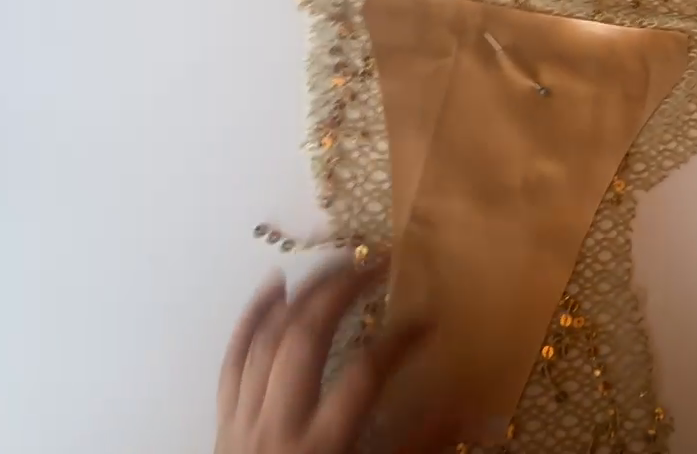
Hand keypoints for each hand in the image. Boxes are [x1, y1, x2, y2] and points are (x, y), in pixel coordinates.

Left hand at [216, 260, 418, 453]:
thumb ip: (419, 446)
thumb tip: (473, 409)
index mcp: (321, 447)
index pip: (364, 376)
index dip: (399, 340)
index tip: (429, 320)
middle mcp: (277, 426)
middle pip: (305, 340)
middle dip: (341, 291)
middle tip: (376, 261)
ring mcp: (244, 423)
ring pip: (268, 342)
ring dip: (303, 293)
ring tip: (337, 261)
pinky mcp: (223, 423)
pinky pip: (232, 362)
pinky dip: (252, 319)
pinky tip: (274, 285)